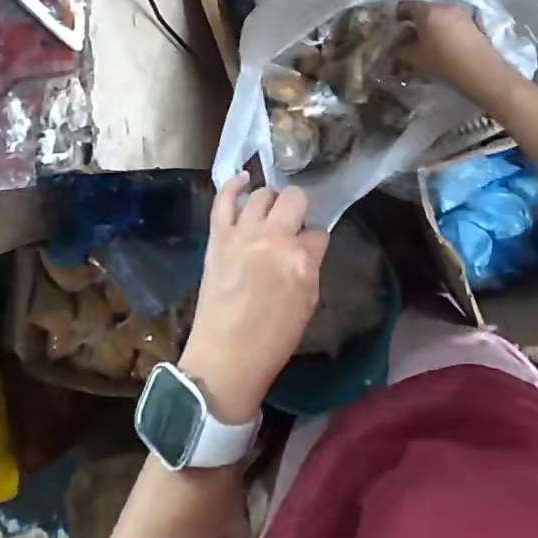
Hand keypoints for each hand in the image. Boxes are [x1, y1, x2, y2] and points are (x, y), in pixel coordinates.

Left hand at [179, 173, 328, 422]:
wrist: (226, 358)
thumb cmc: (273, 339)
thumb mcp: (308, 302)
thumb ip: (310, 266)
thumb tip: (307, 246)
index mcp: (301, 259)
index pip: (318, 231)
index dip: (315, 239)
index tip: (310, 247)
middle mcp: (274, 237)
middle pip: (295, 199)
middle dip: (299, 208)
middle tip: (294, 224)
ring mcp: (242, 233)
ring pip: (263, 194)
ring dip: (272, 201)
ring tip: (271, 212)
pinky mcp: (218, 237)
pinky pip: (224, 199)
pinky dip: (234, 185)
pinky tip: (244, 179)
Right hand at [397, 1, 517, 101]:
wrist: (478, 69)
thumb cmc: (443, 61)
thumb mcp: (416, 57)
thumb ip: (400, 49)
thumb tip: (394, 45)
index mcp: (427, 11)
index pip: (405, 5)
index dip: (396, 15)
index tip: (393, 26)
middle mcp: (444, 5)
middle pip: (423, 8)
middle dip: (413, 20)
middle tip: (407, 34)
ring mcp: (459, 12)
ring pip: (438, 13)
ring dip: (429, 23)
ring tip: (425, 39)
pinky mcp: (470, 21)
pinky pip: (450, 19)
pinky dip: (442, 26)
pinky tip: (442, 41)